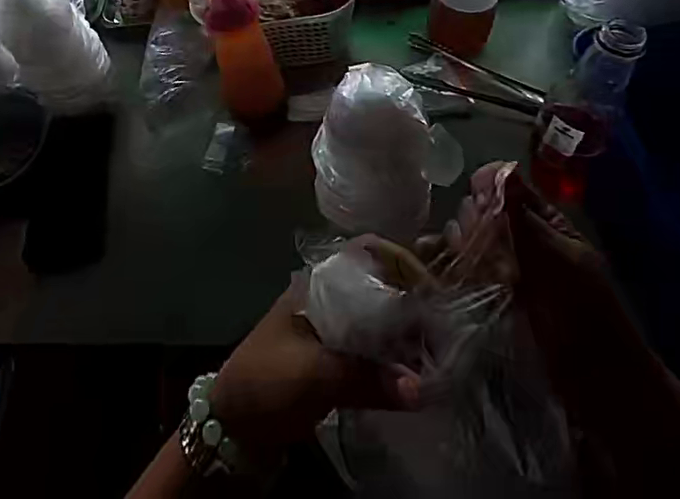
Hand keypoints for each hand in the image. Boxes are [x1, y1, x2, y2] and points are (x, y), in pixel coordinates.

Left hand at [210, 238, 423, 456]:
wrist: (232, 426)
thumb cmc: (265, 382)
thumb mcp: (312, 375)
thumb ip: (365, 378)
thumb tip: (421, 389)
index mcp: (320, 284)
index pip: (369, 253)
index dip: (404, 264)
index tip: (434, 290)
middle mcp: (332, 297)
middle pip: (382, 286)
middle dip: (414, 303)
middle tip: (447, 326)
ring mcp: (336, 328)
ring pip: (383, 319)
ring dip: (409, 335)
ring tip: (442, 352)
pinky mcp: (339, 359)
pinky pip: (377, 350)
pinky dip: (398, 360)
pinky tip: (419, 374)